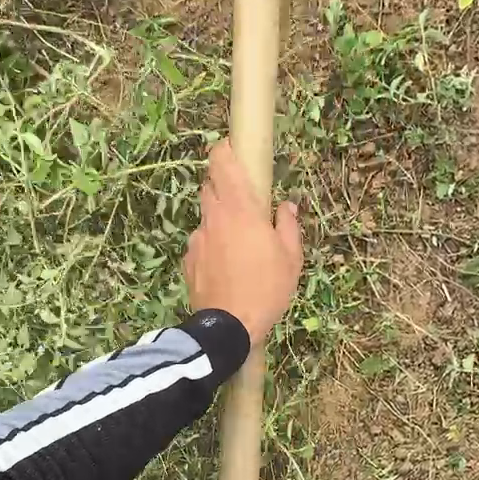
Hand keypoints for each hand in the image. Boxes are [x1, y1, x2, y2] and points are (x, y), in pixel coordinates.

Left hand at [182, 139, 302, 345]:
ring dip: (219, 222)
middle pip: (209, 187)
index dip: (224, 151)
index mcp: (238, 208)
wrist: (227, 328)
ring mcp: (196, 240)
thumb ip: (287, 225)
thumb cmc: (265, 289)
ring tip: (238, 248)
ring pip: (205, 218)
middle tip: (245, 206)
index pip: (220, 161)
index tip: (235, 153)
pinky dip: (211, 247)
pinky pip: (200, 244)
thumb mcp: (291, 258)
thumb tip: (286, 207)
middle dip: (224, 189)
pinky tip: (225, 269)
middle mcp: (212, 218)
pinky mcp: (188, 262)